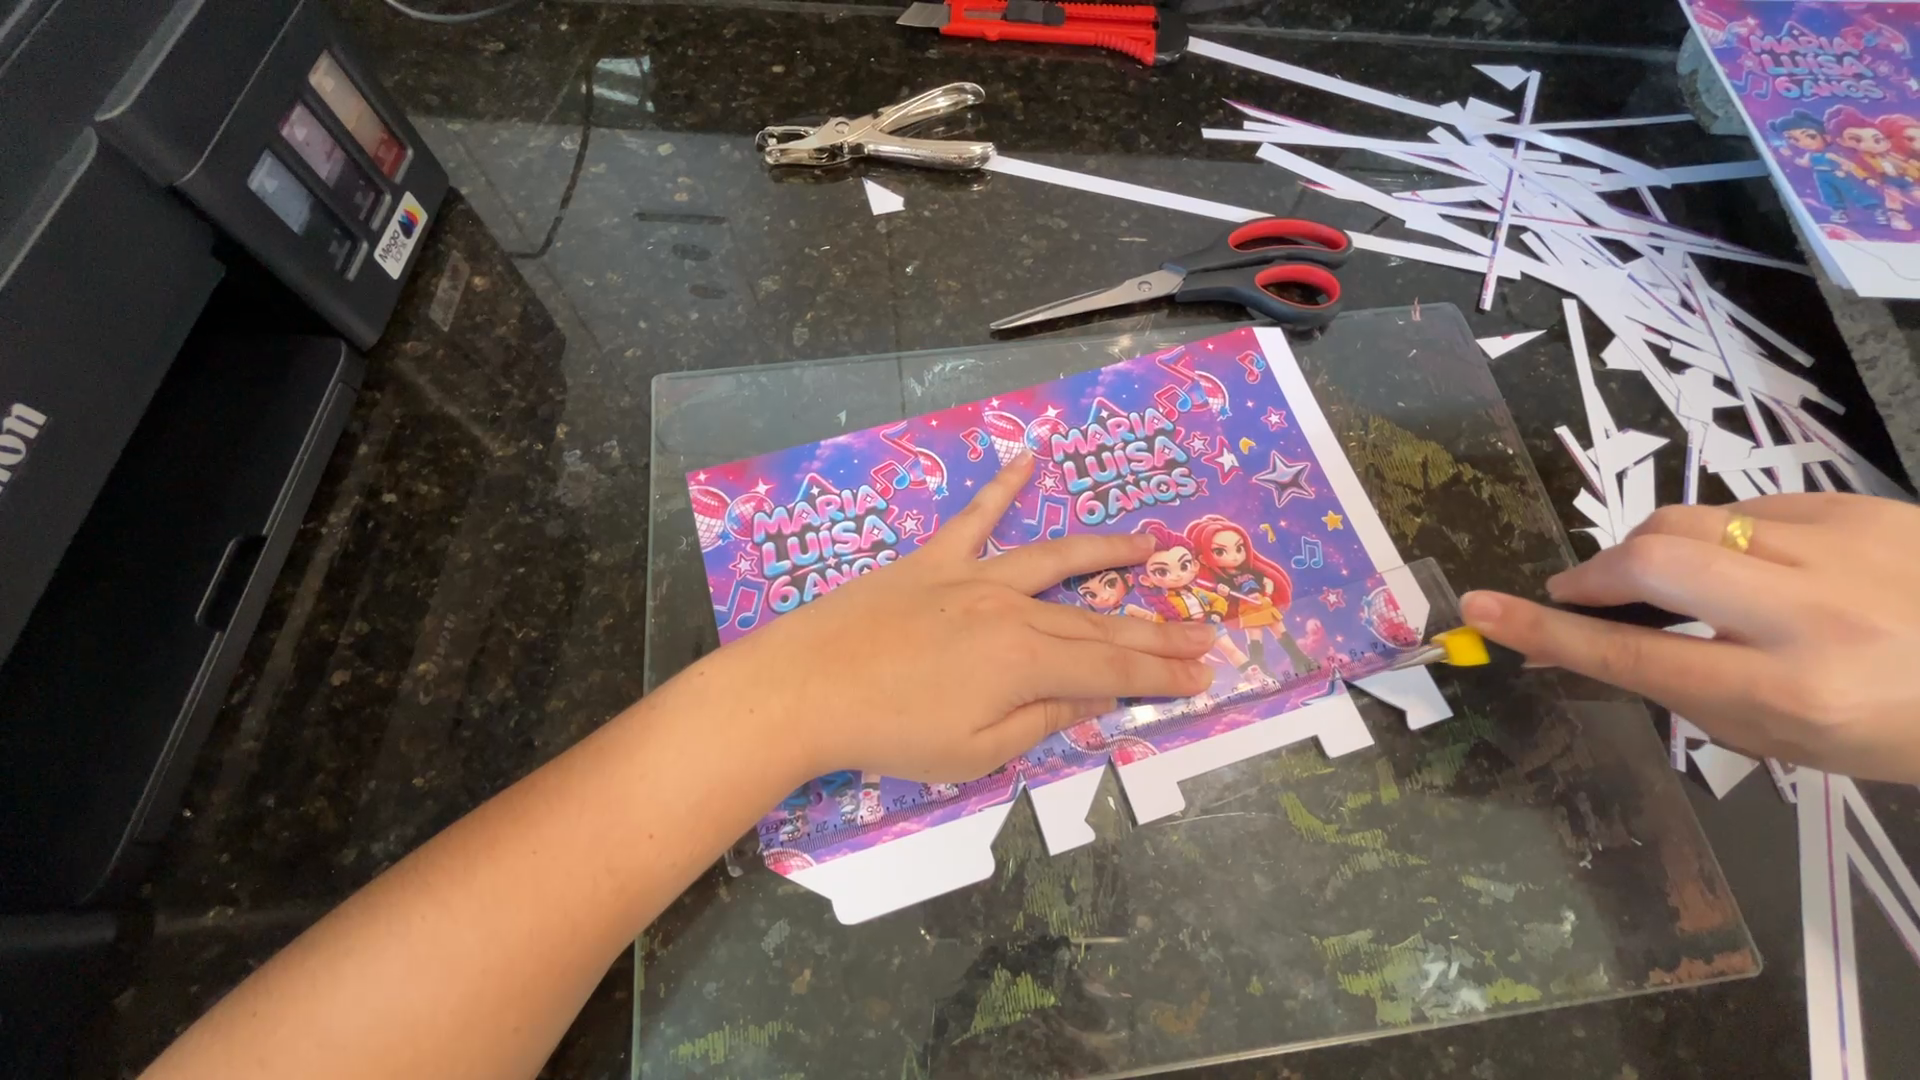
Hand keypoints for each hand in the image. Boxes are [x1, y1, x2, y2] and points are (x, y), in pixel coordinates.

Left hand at [697, 455, 1213, 783]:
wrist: (804, 688)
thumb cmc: (889, 733)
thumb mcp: (975, 752)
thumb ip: (1043, 717)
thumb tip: (1095, 694)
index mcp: (1026, 661)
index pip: (1112, 667)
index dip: (1162, 674)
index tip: (1205, 672)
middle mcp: (1012, 608)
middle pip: (1096, 619)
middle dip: (1155, 631)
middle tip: (1204, 632)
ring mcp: (972, 576)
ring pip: (1056, 560)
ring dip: (1108, 552)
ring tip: (1151, 545)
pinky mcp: (933, 559)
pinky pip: (976, 517)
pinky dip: (1003, 487)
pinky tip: (1029, 457)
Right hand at [1459, 494, 1919, 781]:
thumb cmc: (1892, 728)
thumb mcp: (1780, 735)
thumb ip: (1674, 684)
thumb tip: (1574, 638)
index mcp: (1793, 694)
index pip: (1632, 655)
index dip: (1544, 630)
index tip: (1478, 608)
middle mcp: (1816, 619)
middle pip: (1650, 562)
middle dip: (1594, 575)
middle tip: (1579, 593)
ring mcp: (1849, 553)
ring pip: (1686, 523)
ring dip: (1652, 552)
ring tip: (1683, 581)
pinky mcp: (1869, 510)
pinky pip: (1746, 507)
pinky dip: (1722, 535)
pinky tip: (1758, 562)